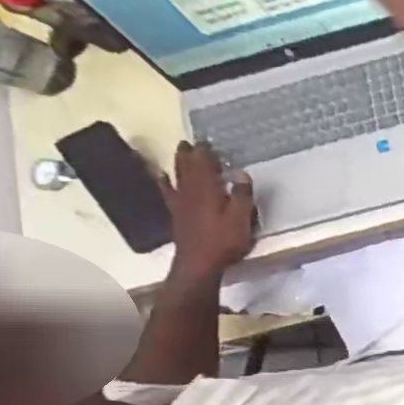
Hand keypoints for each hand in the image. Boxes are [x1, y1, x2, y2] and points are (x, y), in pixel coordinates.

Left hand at [160, 141, 254, 277]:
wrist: (199, 262)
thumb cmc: (224, 241)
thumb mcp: (241, 218)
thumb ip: (242, 195)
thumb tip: (241, 172)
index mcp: (208, 190)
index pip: (205, 164)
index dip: (206, 152)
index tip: (209, 141)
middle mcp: (191, 191)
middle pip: (188, 167)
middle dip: (190, 154)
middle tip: (191, 142)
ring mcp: (181, 202)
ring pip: (178, 175)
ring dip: (179, 162)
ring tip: (180, 151)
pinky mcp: (177, 213)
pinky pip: (168, 191)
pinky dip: (164, 181)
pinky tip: (161, 176)